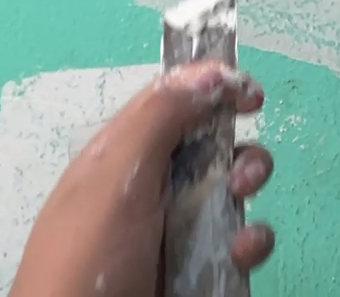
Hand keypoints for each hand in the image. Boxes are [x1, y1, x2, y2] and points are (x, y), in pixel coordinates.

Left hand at [10, 62, 274, 296]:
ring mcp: (177, 229)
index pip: (170, 100)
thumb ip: (161, 117)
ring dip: (251, 182)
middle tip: (240, 163)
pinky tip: (241, 252)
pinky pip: (242, 238)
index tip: (248, 94)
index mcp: (119, 159)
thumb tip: (211, 72)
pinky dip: (252, 241)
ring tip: (243, 201)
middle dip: (238, 142)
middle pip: (211, 138)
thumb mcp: (114, 182)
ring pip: (234, 183)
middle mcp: (151, 188)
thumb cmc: (87, 266)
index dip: (211, 85)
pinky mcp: (201, 267)